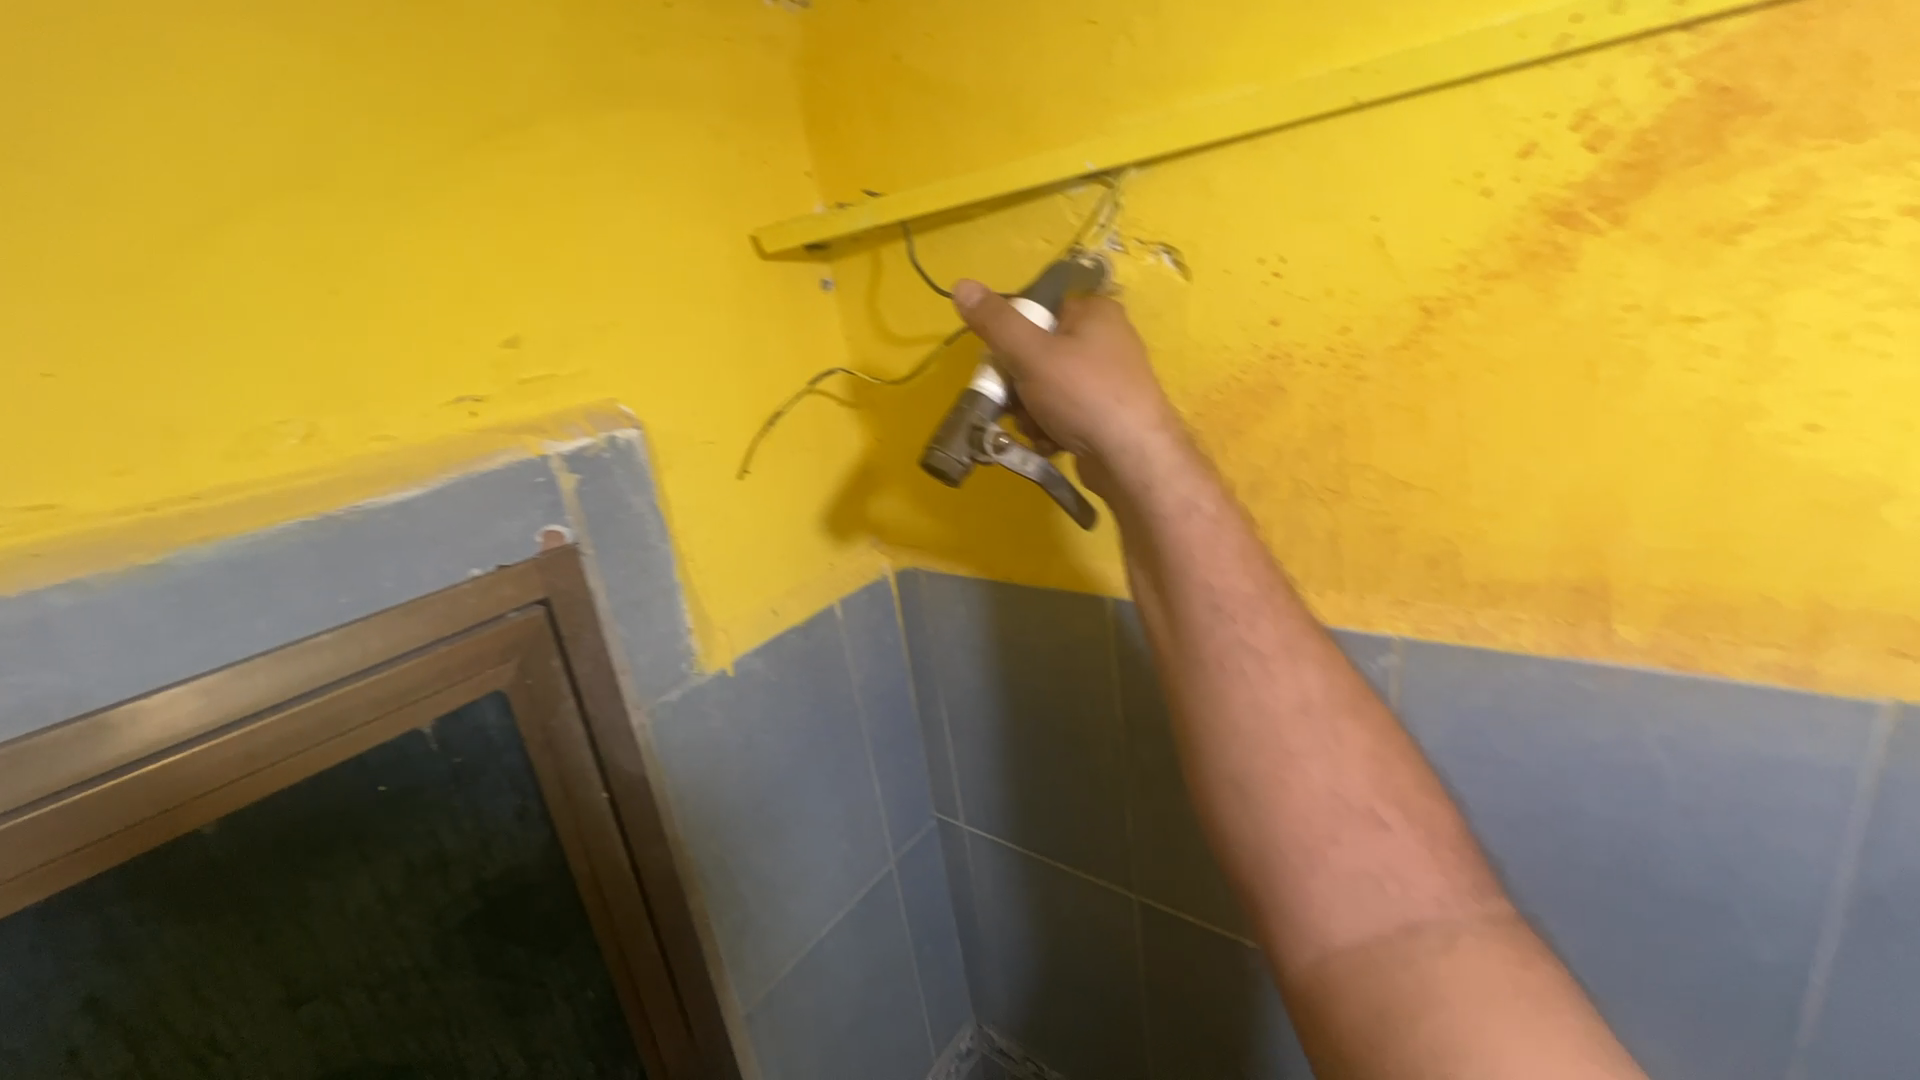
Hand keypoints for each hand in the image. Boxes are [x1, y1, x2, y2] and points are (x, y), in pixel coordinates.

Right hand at [951, 279, 1180, 486]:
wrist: (1132, 459)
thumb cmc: (1083, 395)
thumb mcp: (1031, 354)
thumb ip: (995, 323)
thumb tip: (961, 285)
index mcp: (1094, 312)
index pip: (1037, 311)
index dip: (1012, 337)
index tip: (1002, 363)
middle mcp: (1104, 340)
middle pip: (1037, 354)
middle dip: (1019, 386)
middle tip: (1017, 404)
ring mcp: (1106, 381)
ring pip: (1044, 389)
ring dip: (1031, 413)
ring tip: (1038, 428)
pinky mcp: (1104, 416)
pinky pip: (1061, 415)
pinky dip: (1050, 429)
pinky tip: (1051, 443)